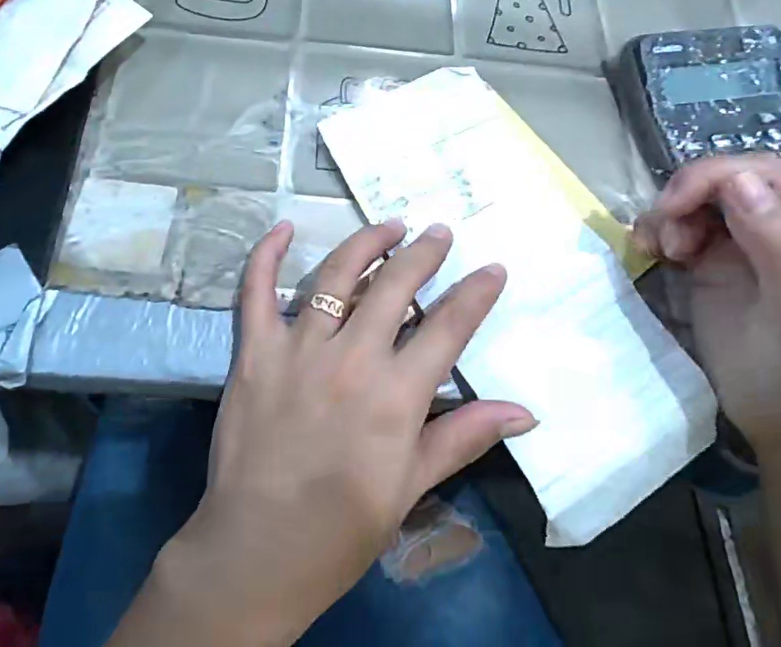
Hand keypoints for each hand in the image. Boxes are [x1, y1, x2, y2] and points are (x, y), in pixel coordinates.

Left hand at [117, 221, 534, 646]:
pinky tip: (282, 228)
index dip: (477, 293)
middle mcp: (351, 359)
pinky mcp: (254, 354)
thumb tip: (526, 412)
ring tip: (390, 226)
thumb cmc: (342, 527)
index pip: (449, 326)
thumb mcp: (412, 485)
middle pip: (396, 285)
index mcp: (396, 395)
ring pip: (337, 276)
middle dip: (425, 252)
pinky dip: (267, 256)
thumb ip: (465, 436)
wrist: (254, 554)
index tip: (493, 267)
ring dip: (367, 242)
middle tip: (439, 233)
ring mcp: (298, 350)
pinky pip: (256, 293)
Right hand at [634, 155, 780, 467]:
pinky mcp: (719, 275)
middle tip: (663, 239)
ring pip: (702, 205)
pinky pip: (686, 235)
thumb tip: (739, 181)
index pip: (769, 177)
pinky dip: (661, 233)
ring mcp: (751, 254)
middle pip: (730, 184)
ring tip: (655, 250)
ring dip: (670, 216)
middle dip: (688, 197)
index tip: (675, 207)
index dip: (717, 177)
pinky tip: (649, 252)